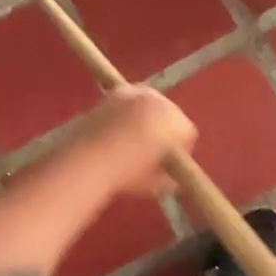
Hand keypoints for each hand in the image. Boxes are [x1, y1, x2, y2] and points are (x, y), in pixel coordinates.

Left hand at [76, 85, 196, 194]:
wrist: (88, 158)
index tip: (169, 164)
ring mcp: (137, 92)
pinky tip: (116, 129)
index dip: (179, 151)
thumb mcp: (156, 183)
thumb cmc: (127, 172)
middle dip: (164, 131)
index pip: (187, 133)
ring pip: (150, 106)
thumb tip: (168, 175)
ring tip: (132, 140)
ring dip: (146, 118)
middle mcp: (160, 100)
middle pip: (170, 115)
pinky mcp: (116, 91)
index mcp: (177, 121)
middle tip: (151, 151)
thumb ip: (169, 176)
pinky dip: (127, 112)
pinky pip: (130, 101)